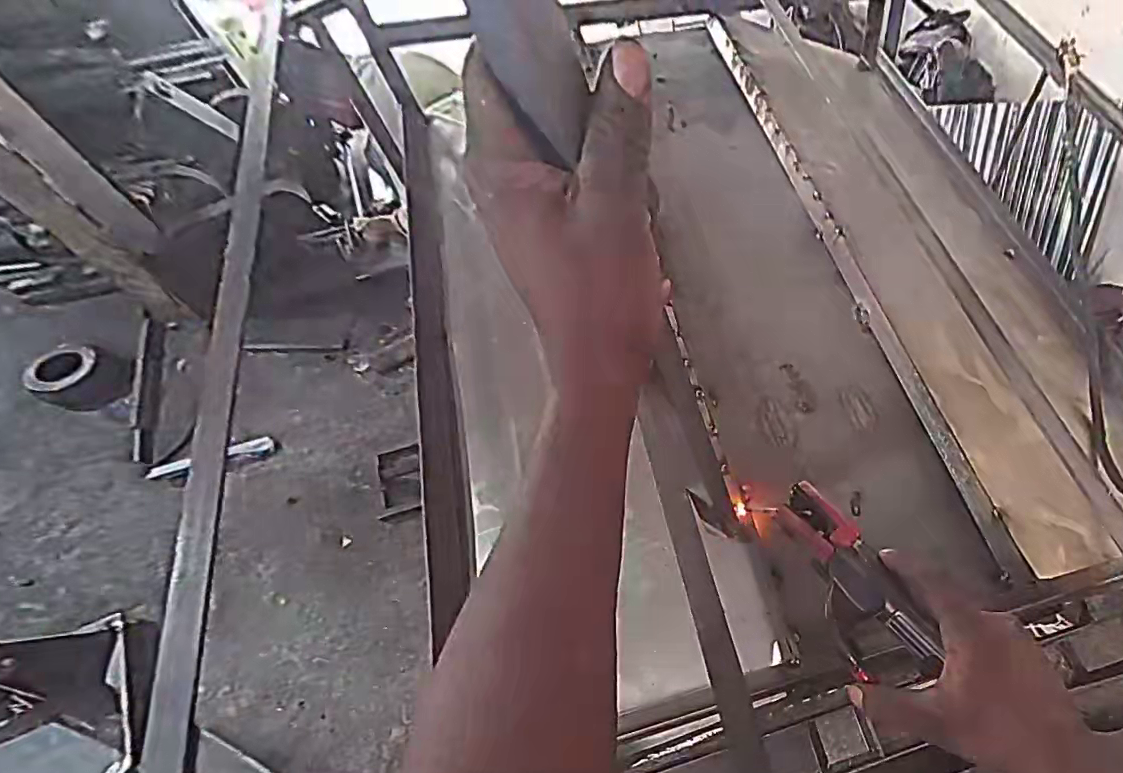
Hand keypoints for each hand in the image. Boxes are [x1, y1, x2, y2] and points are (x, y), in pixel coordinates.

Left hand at [463, 41, 663, 406]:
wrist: (602, 370)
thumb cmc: (599, 303)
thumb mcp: (617, 207)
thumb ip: (619, 132)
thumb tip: (626, 63)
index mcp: (500, 168)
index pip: (493, 72)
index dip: (532, 52)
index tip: (577, 53)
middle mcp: (502, 187)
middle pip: (533, 111)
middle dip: (584, 119)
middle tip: (620, 148)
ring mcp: (526, 216)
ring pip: (561, 154)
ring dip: (603, 164)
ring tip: (629, 200)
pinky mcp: (550, 238)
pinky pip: (576, 191)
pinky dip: (605, 195)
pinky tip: (629, 225)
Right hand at [849, 552, 1103, 772]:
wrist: (1056, 753)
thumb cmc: (1003, 734)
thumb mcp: (933, 720)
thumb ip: (889, 704)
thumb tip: (859, 694)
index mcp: (971, 630)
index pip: (933, 584)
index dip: (906, 567)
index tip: (889, 558)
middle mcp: (997, 625)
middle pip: (952, 599)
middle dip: (924, 600)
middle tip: (903, 603)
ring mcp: (1017, 637)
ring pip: (973, 619)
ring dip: (949, 626)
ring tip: (930, 649)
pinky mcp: (1029, 653)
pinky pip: (992, 635)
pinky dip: (972, 642)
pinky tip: (966, 672)